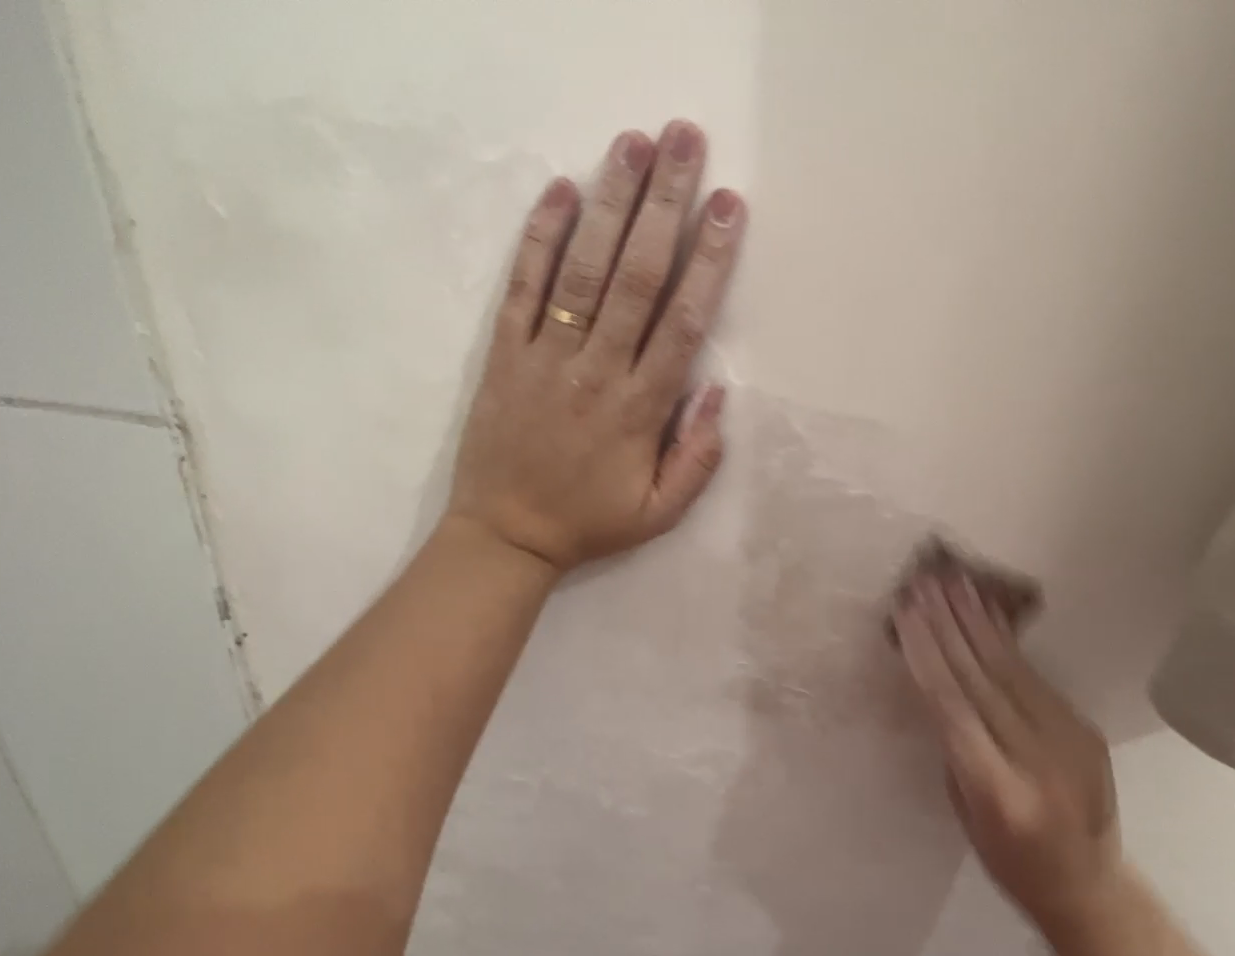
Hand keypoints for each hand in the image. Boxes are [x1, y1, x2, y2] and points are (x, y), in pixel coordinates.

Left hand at [446, 121, 745, 571]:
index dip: (709, 260)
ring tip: (631, 144)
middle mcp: (597, 371)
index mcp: (641, 409)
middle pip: (636, 276)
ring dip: (609, 204)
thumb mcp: (661, 513)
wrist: (505, 535)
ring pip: (582, 270)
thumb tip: (719, 392)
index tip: (729, 206)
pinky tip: (560, 190)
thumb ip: (699, 458)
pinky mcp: (505, 353)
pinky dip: (539, 239)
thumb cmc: (590, 522)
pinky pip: (522, 288)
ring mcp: (546, 357)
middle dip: (665, 204)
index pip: (683, 321)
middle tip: (685, 140)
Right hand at [892, 568, 1122, 929]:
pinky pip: (1035, 678)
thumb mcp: (966, 815)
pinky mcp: (1084, 728)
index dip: (926, 655)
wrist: (1088, 886)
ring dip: (978, 620)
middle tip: (926, 580)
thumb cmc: (1009, 864)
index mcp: (999, 792)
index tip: (905, 613)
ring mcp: (1069, 740)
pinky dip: (1007, 641)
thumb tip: (936, 684)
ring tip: (954, 581)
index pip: (953, 709)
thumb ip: (954, 750)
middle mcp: (1038, 759)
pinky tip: (988, 612)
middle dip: (948, 624)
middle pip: (982, 679)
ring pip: (1012, 669)